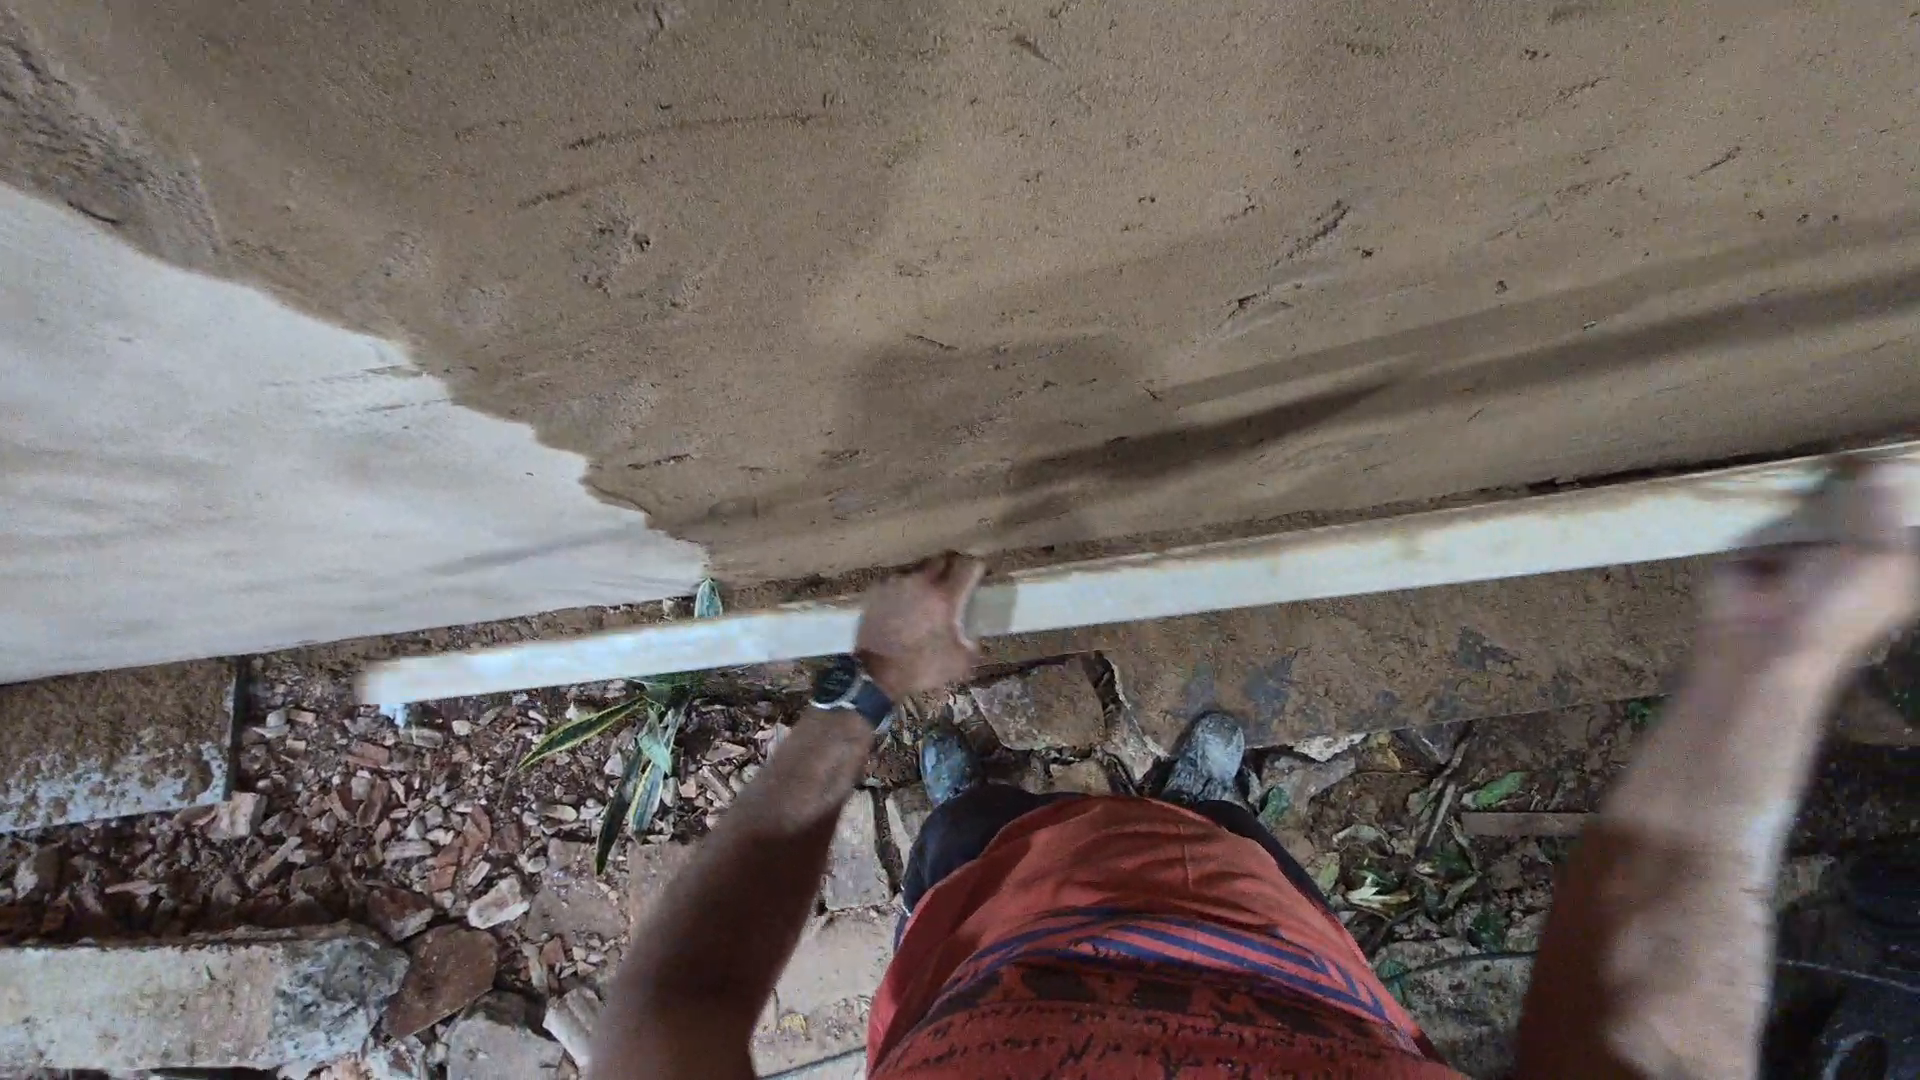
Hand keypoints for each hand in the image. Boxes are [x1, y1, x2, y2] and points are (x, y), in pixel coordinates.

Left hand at [855, 553, 985, 699]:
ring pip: (918, 569)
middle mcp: (922, 582)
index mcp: (945, 597)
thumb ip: (972, 643)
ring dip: (926, 578)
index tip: (978, 572)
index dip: (976, 567)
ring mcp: (897, 583)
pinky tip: (904, 604)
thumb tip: (973, 635)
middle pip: (942, 559)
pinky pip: (897, 581)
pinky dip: (905, 588)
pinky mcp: (878, 590)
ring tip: (927, 594)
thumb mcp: (959, 662)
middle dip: (951, 566)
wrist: (874, 674)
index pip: (968, 566)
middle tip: (954, 581)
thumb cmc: (920, 667)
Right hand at [1702, 460, 1918, 670]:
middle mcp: (1840, 549)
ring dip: (1788, 486)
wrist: (1757, 642)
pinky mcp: (1742, 549)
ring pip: (1794, 507)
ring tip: (1784, 444)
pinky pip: (1748, 519)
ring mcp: (1789, 549)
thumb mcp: (1876, 561)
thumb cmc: (1835, 610)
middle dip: (1837, 476)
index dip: (1888, 482)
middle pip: (1843, 503)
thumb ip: (1877, 514)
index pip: (1890, 510)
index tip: (1878, 445)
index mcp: (1884, 558)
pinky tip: (1743, 475)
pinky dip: (1745, 502)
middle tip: (1831, 436)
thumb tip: (1883, 463)